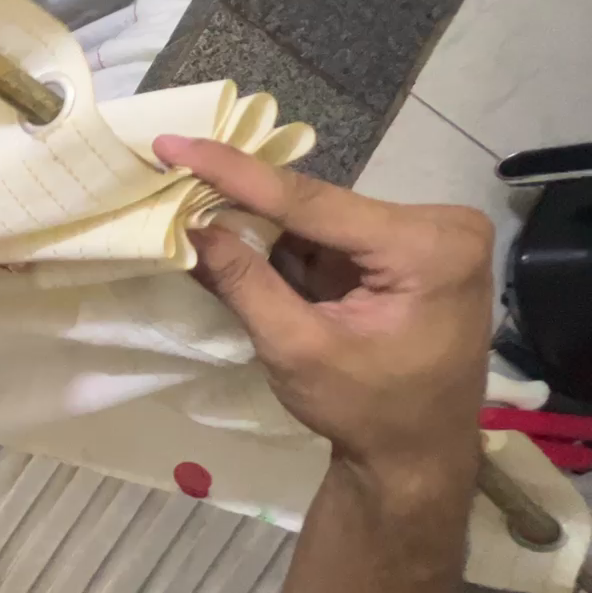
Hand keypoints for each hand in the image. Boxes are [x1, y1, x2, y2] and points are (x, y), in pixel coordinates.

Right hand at [156, 136, 494, 483]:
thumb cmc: (365, 405)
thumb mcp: (296, 347)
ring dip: (242, 217)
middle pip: (306, 202)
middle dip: (233, 195)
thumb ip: (244, 283)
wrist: (412, 447)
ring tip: (179, 204)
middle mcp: (428, 227)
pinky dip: (261, 239)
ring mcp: (408, 238)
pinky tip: (217, 233)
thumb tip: (190, 229)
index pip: (309, 201)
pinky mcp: (385, 253)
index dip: (233, 173)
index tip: (175, 146)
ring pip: (303, 215)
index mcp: (425, 247)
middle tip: (164, 174)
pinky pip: (309, 235)